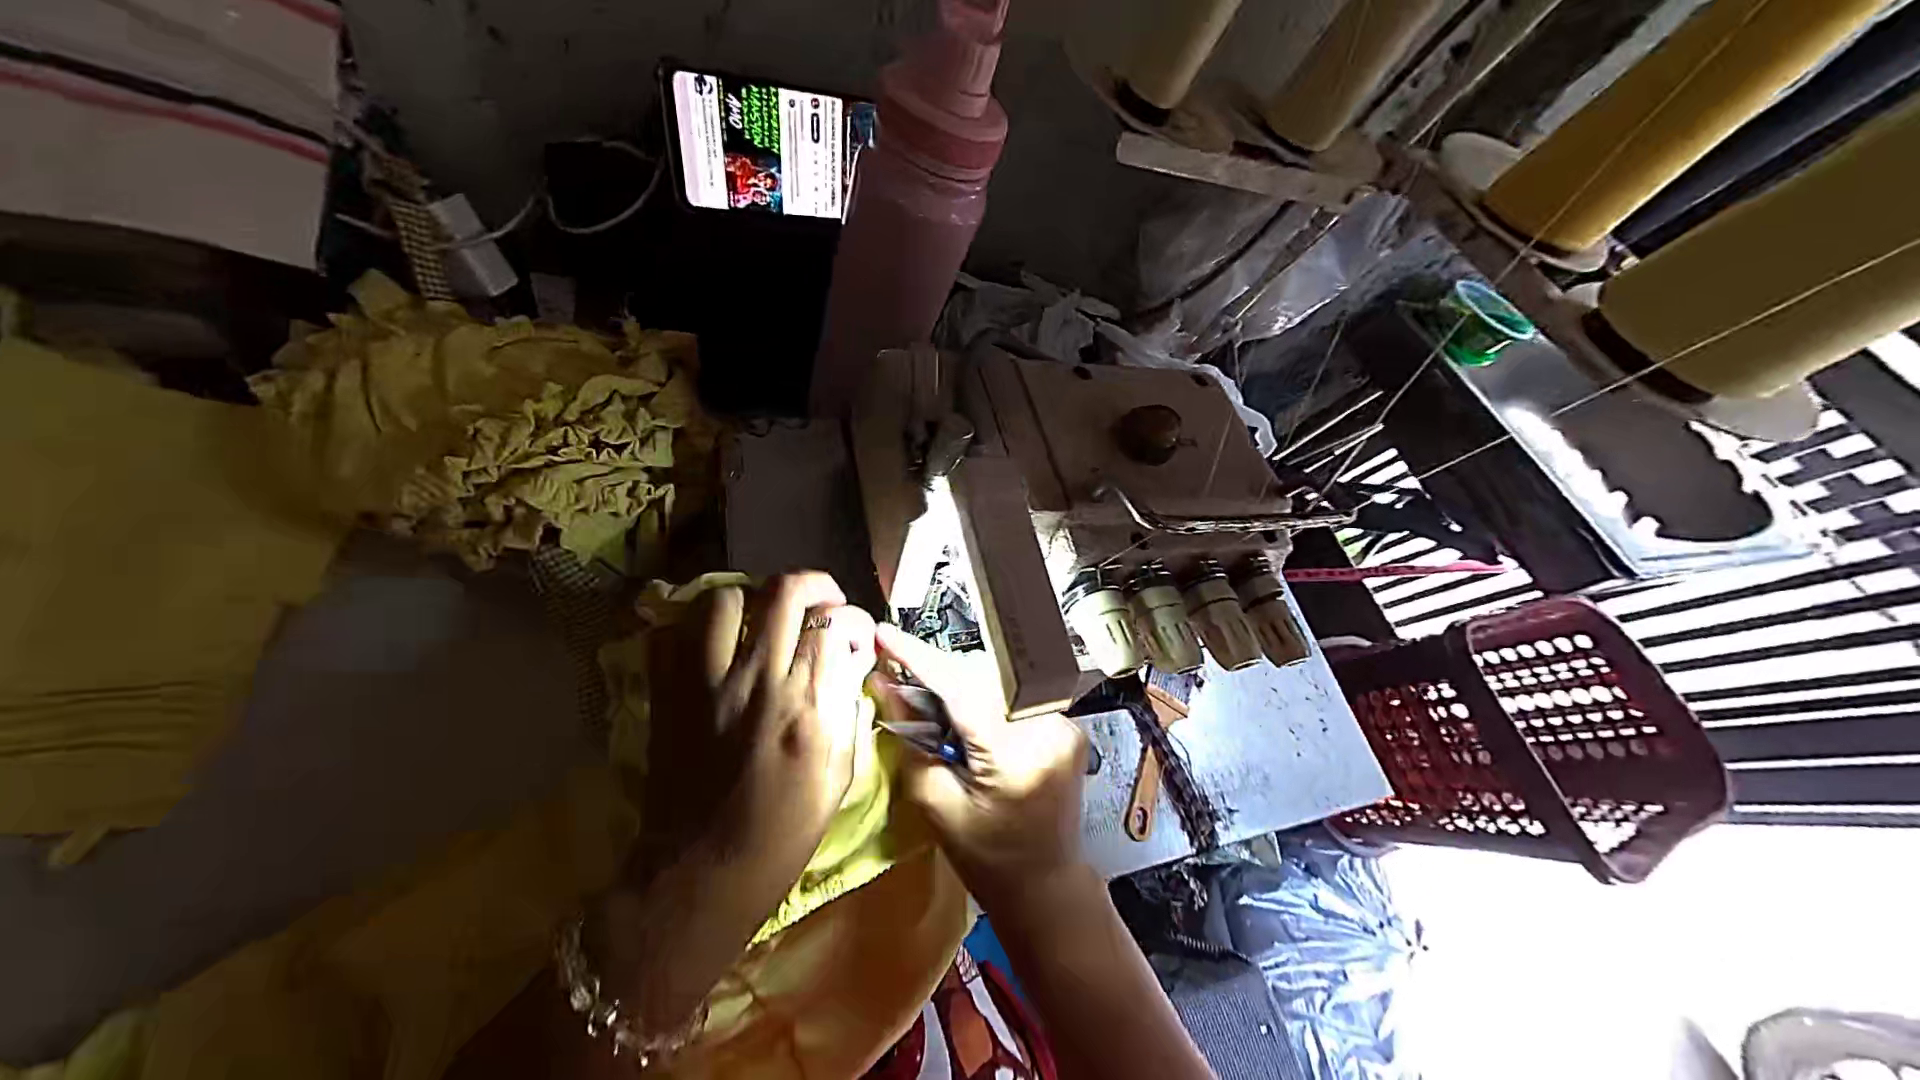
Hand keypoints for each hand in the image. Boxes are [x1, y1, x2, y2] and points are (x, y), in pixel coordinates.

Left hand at [639, 572, 876, 888]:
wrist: (701, 871)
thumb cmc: (782, 833)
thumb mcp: (838, 778)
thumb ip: (847, 711)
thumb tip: (848, 666)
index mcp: (803, 705)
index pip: (831, 624)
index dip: (848, 618)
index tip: (850, 633)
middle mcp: (754, 680)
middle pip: (783, 592)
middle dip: (812, 583)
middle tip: (821, 600)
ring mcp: (703, 682)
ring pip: (725, 598)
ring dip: (753, 597)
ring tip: (765, 617)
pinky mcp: (667, 692)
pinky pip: (674, 632)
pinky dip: (698, 626)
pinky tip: (717, 643)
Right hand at [873, 622, 1088, 906]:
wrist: (1046, 884)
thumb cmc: (988, 859)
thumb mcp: (937, 805)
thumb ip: (912, 740)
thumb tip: (888, 685)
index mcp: (1016, 757)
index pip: (962, 688)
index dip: (919, 657)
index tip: (886, 634)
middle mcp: (1049, 731)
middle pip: (982, 676)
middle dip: (941, 674)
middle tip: (907, 685)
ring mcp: (1064, 726)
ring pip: (999, 680)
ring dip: (964, 686)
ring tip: (942, 717)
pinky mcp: (1067, 726)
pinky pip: (1016, 695)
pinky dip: (987, 700)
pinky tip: (973, 727)